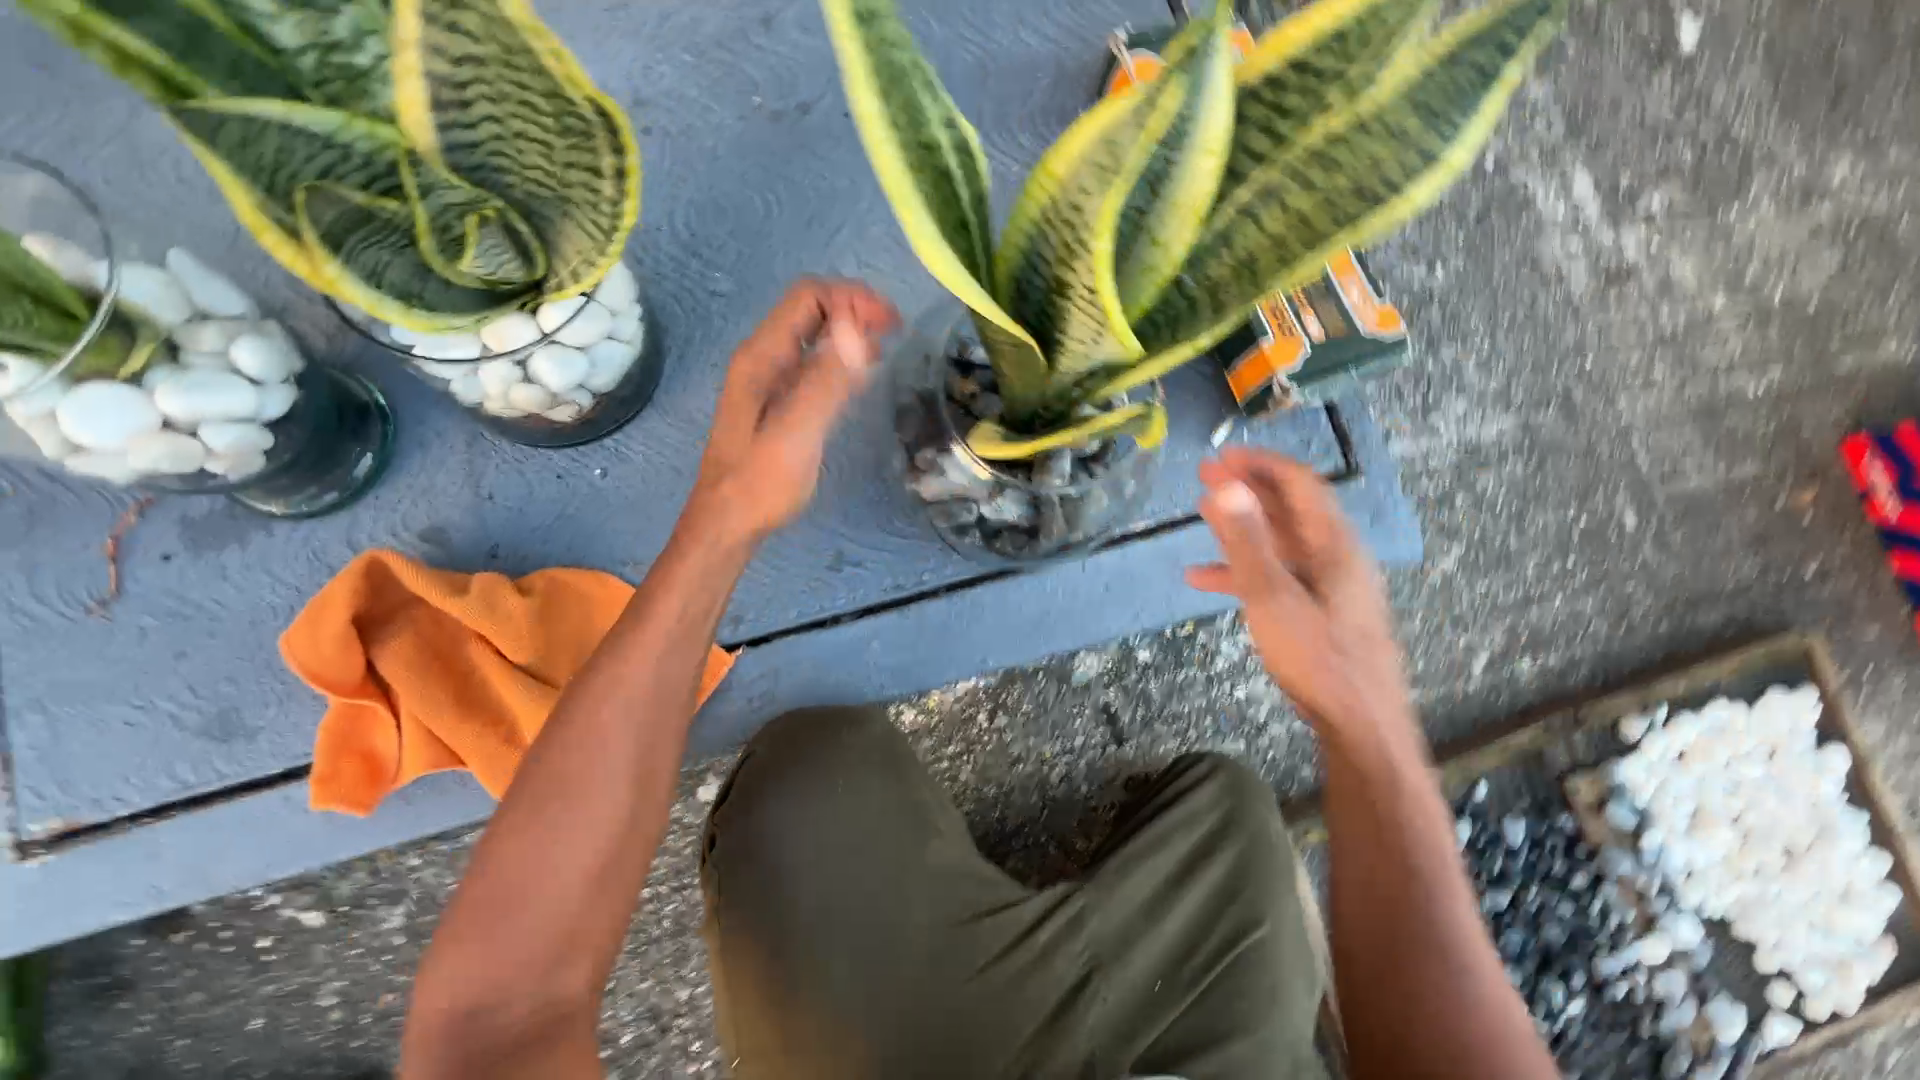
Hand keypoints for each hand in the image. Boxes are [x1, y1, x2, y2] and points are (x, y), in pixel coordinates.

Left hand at [684, 278, 899, 544]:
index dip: (852, 299)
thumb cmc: (759, 483)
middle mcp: (762, 358)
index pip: (809, 297)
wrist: (726, 524)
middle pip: (810, 309)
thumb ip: (826, 380)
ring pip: (812, 335)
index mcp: (762, 356)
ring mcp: (768, 380)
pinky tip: (860, 376)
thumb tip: (857, 328)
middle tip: (894, 330)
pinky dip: (839, 358)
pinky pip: (811, 363)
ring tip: (885, 347)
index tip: (891, 323)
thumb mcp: (796, 432)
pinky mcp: (777, 402)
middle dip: (854, 309)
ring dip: (849, 331)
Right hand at [1186, 447, 1414, 741]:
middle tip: (1203, 475)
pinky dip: (1244, 571)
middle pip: (1289, 509)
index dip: (1260, 464)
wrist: (1361, 723)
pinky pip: (1278, 577)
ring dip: (1241, 527)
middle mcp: (1336, 557)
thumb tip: (1226, 485)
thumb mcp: (1272, 597)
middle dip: (1246, 489)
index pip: (1299, 484)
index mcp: (1334, 544)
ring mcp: (1330, 586)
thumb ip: (1247, 542)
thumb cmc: (1318, 658)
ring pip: (1281, 543)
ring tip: (1200, 515)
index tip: (1220, 455)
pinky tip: (1204, 580)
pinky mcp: (1320, 613)